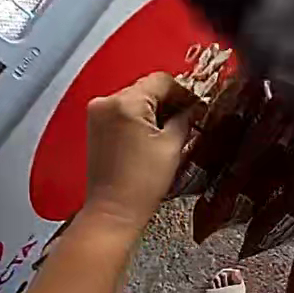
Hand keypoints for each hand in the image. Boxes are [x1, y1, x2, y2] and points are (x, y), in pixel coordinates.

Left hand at [82, 73, 201, 231]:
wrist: (113, 211)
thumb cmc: (140, 185)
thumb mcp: (172, 147)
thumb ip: (185, 120)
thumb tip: (194, 109)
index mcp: (125, 103)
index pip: (162, 81)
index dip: (184, 92)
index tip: (197, 106)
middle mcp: (107, 103)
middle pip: (147, 88)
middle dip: (170, 102)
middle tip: (190, 119)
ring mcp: (98, 115)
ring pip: (135, 100)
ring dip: (155, 111)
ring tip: (173, 131)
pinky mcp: (96, 128)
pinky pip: (123, 113)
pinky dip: (139, 120)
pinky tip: (153, 137)